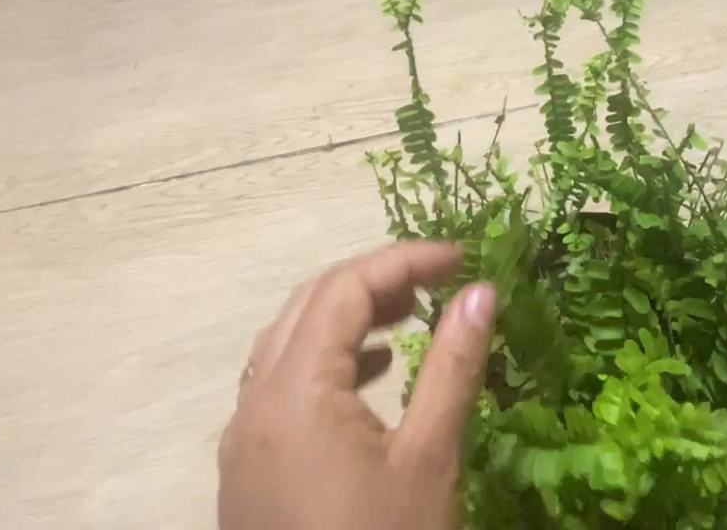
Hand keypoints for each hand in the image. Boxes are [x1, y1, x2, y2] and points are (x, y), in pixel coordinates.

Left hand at [217, 241, 497, 528]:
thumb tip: (482, 291)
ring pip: (292, 338)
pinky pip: (284, 381)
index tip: (462, 259)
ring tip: (411, 314)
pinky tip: (374, 372)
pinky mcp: (249, 467)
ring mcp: (244, 436)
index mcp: (293, 390)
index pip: (346, 286)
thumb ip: (453, 364)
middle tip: (438, 280)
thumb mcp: (429, 457)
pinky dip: (329, 357)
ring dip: (350, 314)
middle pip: (312, 302)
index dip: (405, 259)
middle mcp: (255, 401)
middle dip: (376, 278)